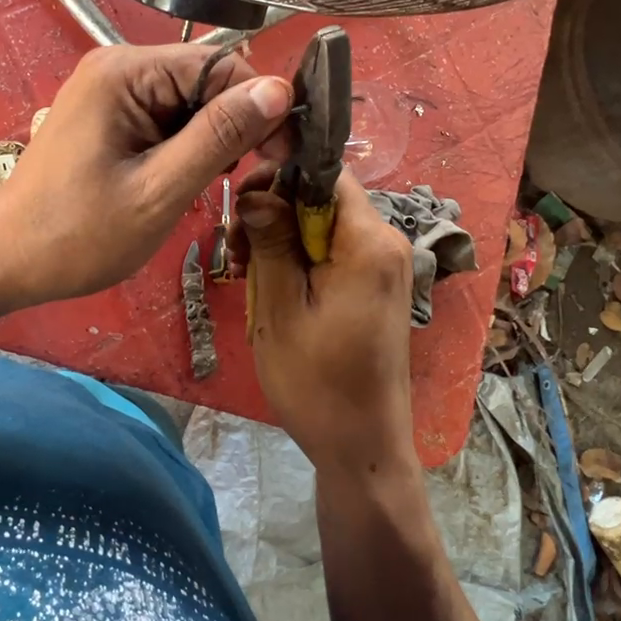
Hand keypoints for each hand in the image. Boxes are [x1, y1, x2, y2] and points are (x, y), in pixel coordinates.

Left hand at [0, 44, 291, 307]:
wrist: (6, 262)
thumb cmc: (77, 235)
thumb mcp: (159, 190)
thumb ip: (219, 137)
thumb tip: (279, 90)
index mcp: (124, 72)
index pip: (221, 65)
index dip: (259, 106)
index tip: (281, 156)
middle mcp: (117, 66)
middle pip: (206, 80)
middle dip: (234, 125)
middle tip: (245, 179)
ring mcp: (109, 90)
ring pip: (189, 101)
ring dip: (210, 140)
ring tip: (205, 185)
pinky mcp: (107, 114)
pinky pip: (165, 117)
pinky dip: (185, 146)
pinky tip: (182, 179)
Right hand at [235, 170, 418, 471]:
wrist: (362, 448)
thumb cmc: (317, 382)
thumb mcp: (280, 308)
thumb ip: (271, 241)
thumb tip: (255, 191)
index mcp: (369, 242)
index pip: (325, 173)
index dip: (278, 176)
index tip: (238, 203)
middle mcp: (386, 244)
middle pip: (322, 198)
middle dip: (273, 211)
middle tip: (234, 247)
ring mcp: (384, 267)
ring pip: (323, 226)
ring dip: (281, 238)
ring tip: (244, 270)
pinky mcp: (375, 288)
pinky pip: (334, 253)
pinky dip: (300, 259)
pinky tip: (271, 286)